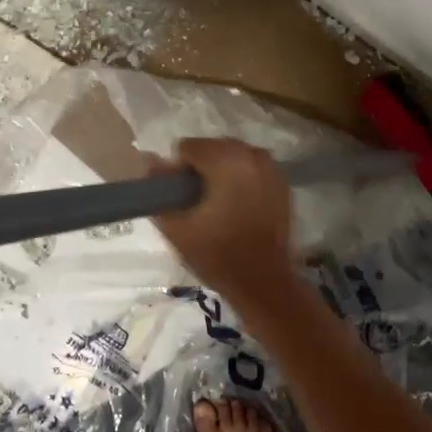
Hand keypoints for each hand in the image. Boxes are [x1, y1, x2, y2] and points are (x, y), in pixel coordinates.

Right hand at [149, 138, 295, 304]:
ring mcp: (270, 166)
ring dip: (220, 172)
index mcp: (225, 159)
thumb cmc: (217, 255)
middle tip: (198, 203)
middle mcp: (250, 153)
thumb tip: (150, 161)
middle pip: (211, 147)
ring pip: (232, 155)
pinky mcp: (282, 182)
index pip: (187, 147)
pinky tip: (237, 206)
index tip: (182, 199)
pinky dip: (240, 179)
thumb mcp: (177, 227)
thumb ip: (159, 190)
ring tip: (217, 204)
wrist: (264, 283)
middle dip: (201, 169)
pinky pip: (250, 168)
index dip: (179, 172)